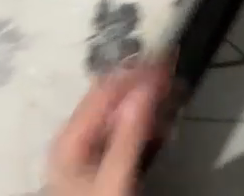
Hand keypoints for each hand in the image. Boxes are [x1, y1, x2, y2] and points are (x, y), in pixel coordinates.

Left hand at [48, 62, 171, 195]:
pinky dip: (141, 122)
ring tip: (171, 93)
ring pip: (117, 113)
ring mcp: (85, 151)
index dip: (135, 72)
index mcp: (70, 136)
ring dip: (145, 101)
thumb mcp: (113, 181)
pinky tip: (159, 123)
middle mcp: (74, 136)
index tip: (166, 62)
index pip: (105, 88)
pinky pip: (120, 132)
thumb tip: (144, 90)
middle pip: (110, 97)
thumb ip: (127, 136)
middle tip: (173, 73)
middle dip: (142, 83)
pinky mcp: (97, 165)